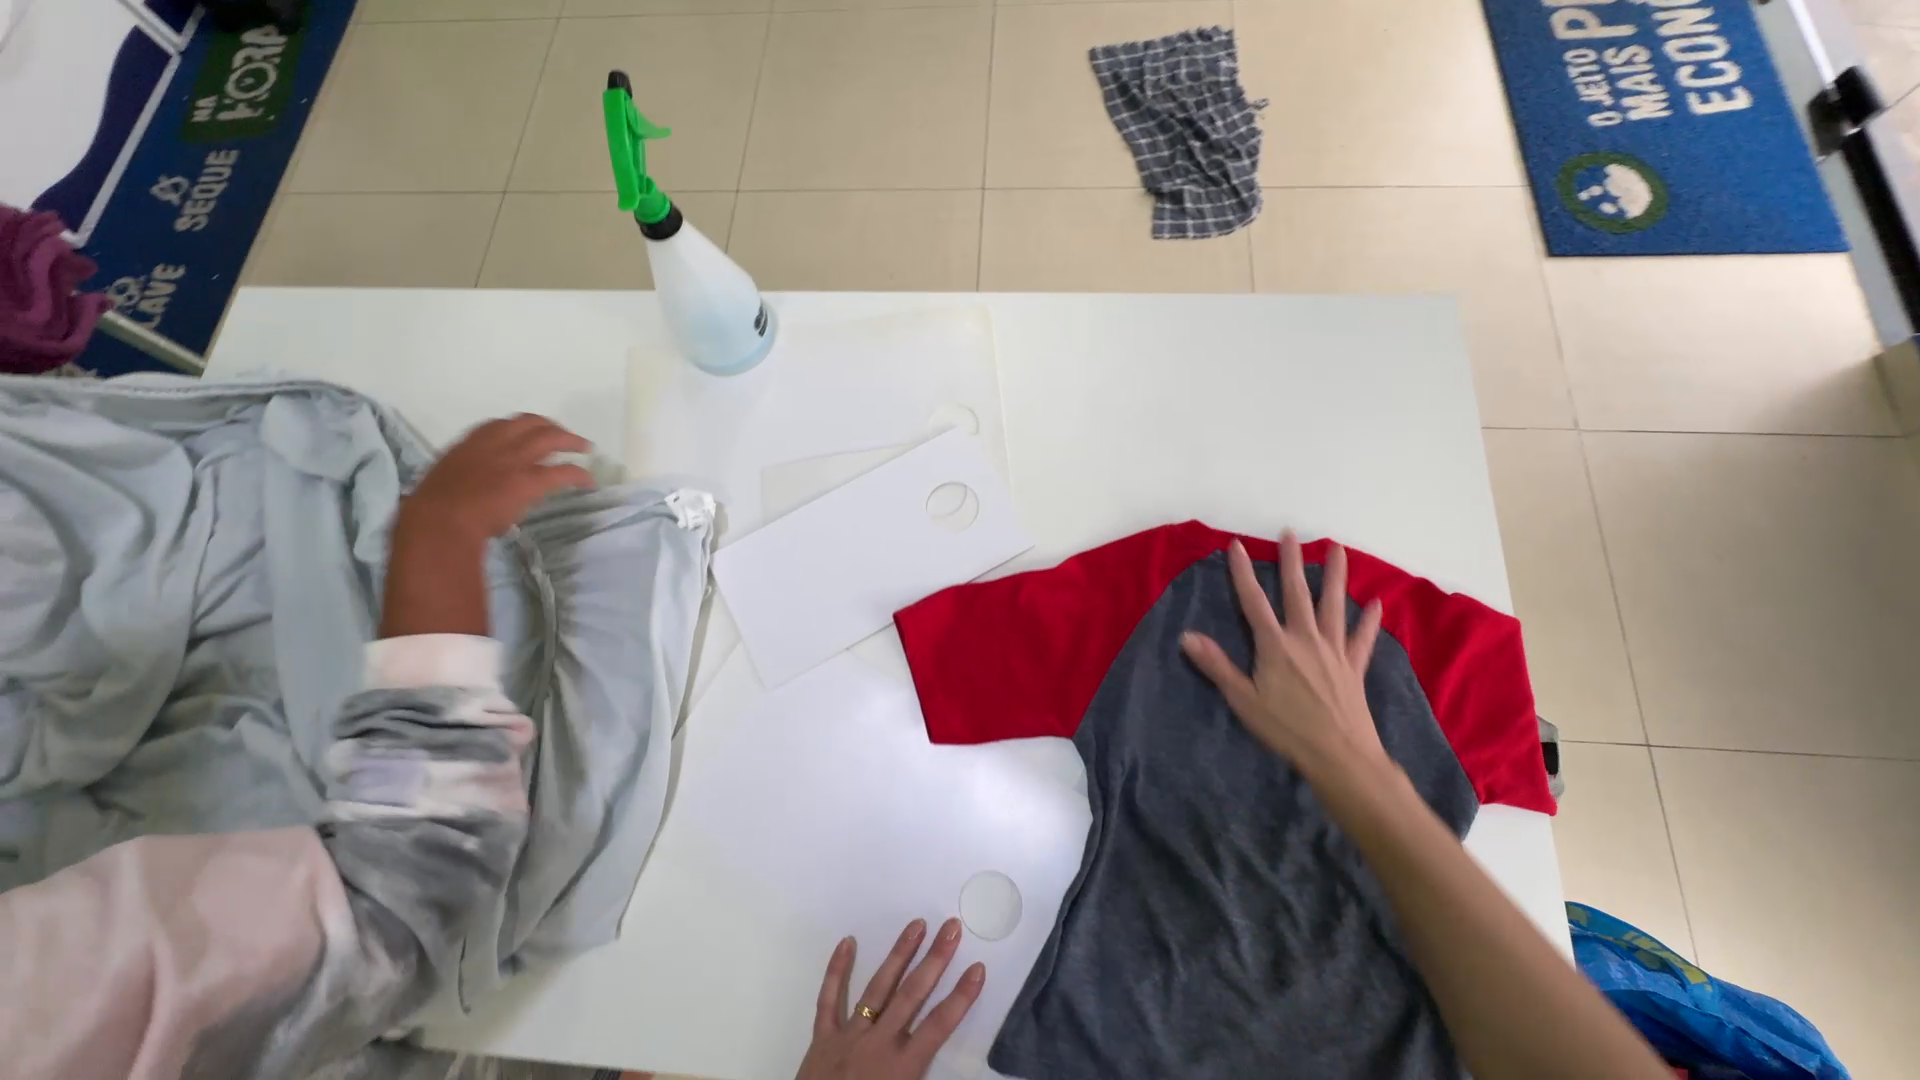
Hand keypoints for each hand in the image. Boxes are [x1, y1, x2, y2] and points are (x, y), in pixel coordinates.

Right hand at [379, 415, 592, 638]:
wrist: (439, 522)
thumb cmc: (434, 509)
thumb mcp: (447, 479)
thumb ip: (467, 473)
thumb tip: (479, 484)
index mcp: (471, 443)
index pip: (501, 425)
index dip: (522, 427)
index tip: (533, 432)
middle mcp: (495, 444)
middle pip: (531, 423)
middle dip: (550, 427)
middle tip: (565, 436)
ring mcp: (514, 460)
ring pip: (551, 438)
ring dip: (571, 441)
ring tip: (585, 448)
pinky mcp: (530, 480)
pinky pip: (563, 471)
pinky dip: (578, 475)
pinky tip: (588, 481)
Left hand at [795, 918, 984, 1079]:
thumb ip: (926, 1077)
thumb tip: (963, 1078)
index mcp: (902, 1069)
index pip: (939, 1026)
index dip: (961, 997)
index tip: (978, 967)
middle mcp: (878, 1045)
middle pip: (912, 995)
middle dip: (934, 960)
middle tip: (951, 928)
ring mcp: (849, 1036)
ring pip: (877, 987)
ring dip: (899, 955)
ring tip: (916, 925)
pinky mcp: (823, 1037)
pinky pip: (829, 999)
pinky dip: (837, 970)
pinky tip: (847, 942)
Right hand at [1179, 531, 1389, 781]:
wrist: (1340, 755)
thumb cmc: (1286, 729)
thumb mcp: (1243, 699)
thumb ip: (1217, 666)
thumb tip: (1187, 636)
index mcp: (1275, 645)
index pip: (1253, 601)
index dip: (1243, 573)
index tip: (1237, 545)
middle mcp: (1306, 639)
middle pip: (1297, 593)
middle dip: (1291, 561)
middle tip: (1289, 533)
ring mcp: (1334, 651)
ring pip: (1334, 606)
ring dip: (1335, 576)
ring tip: (1337, 549)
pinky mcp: (1354, 667)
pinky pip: (1362, 639)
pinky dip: (1369, 621)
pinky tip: (1376, 604)